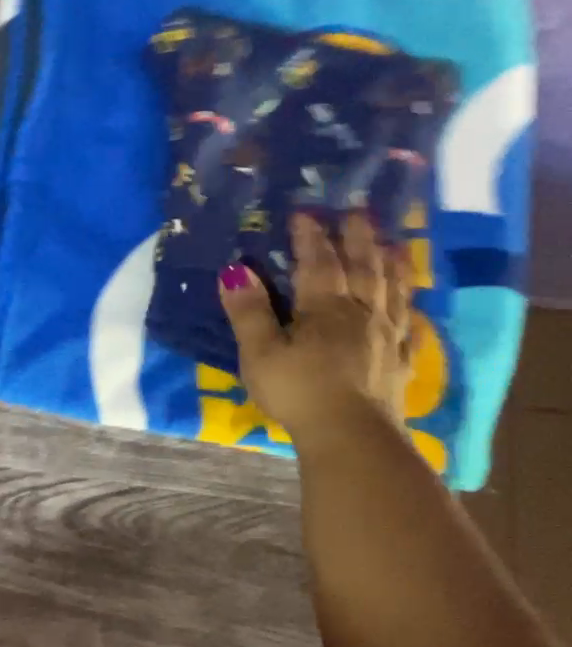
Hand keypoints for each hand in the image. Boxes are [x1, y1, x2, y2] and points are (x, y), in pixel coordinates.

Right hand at [219, 211, 412, 447]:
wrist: (351, 434)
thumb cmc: (296, 390)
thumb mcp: (259, 352)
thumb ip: (248, 311)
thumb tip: (235, 270)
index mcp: (325, 309)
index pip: (318, 263)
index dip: (311, 237)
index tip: (306, 212)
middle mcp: (362, 314)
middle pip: (363, 269)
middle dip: (358, 239)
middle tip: (357, 213)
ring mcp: (387, 337)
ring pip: (392, 291)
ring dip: (391, 263)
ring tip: (392, 243)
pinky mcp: (400, 361)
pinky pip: (409, 327)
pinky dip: (409, 309)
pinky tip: (411, 305)